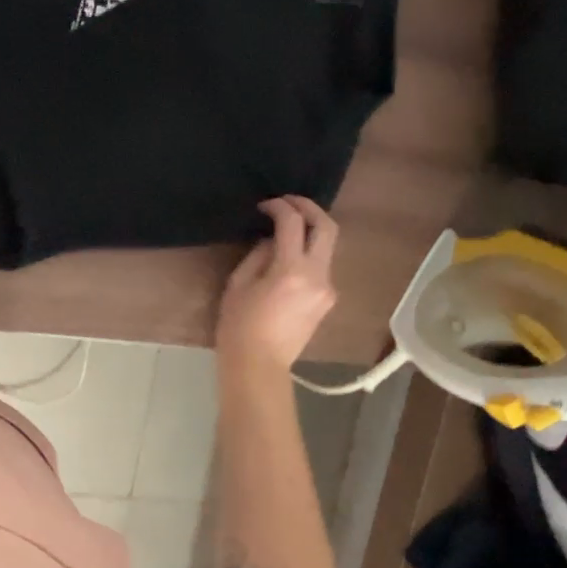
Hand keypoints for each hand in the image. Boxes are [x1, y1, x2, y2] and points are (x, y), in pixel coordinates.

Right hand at [216, 196, 338, 372]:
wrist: (259, 365)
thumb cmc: (239, 327)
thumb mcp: (238, 285)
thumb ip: (258, 256)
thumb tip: (272, 241)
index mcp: (292, 270)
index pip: (294, 224)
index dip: (281, 207)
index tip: (266, 205)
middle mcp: (318, 275)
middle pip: (328, 228)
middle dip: (310, 208)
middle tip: (289, 202)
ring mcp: (327, 289)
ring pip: (327, 247)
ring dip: (310, 232)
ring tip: (287, 230)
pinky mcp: (327, 300)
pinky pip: (321, 267)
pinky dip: (308, 254)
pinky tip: (289, 260)